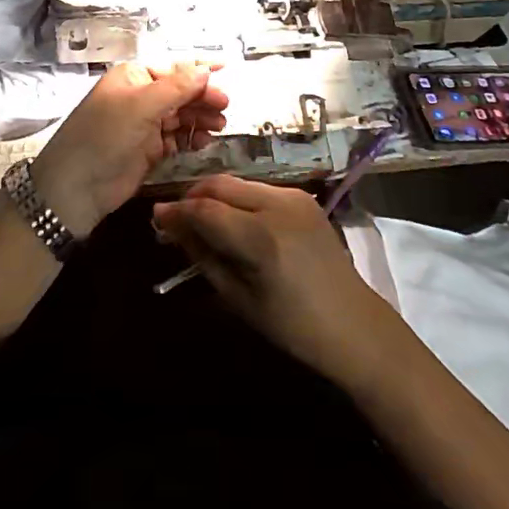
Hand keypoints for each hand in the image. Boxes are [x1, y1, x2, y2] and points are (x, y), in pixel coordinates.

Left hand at [28, 62, 227, 236]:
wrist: (75, 190)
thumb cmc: (104, 137)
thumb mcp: (140, 107)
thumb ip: (176, 88)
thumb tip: (204, 70)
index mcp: (133, 77)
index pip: (173, 67)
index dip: (199, 68)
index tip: (226, 68)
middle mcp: (140, 96)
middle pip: (181, 91)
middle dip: (203, 97)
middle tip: (224, 107)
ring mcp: (145, 124)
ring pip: (182, 115)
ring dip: (201, 118)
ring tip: (219, 126)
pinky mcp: (150, 149)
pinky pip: (177, 137)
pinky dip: (191, 137)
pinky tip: (204, 141)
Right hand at [152, 175, 398, 381]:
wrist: (352, 322)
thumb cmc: (291, 325)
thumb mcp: (237, 296)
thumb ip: (203, 255)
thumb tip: (171, 227)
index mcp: (260, 237)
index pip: (204, 209)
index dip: (176, 211)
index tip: (155, 218)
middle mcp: (277, 205)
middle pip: (220, 184)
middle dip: (192, 197)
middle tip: (175, 220)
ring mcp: (294, 196)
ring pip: (239, 183)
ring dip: (215, 196)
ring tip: (201, 221)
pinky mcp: (304, 197)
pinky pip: (259, 189)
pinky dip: (238, 199)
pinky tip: (233, 221)